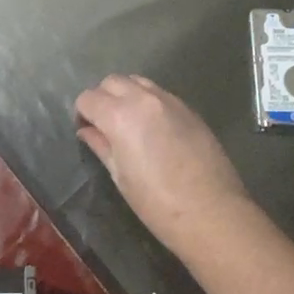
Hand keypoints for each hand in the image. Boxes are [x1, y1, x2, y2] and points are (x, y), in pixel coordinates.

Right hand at [75, 74, 251, 246]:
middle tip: (104, 125)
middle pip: (112, 82)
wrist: (211, 212)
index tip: (86, 130)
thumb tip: (87, 131)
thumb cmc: (157, 203)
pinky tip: (153, 128)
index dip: (82, 113)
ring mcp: (170, 100)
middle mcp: (144, 99)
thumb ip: (101, 146)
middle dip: (102, 98)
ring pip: (138, 81)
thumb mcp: (121, 177)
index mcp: (120, 116)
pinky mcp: (189, 109)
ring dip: (126, 94)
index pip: (88, 98)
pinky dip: (148, 101)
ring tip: (128, 122)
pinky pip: (160, 93)